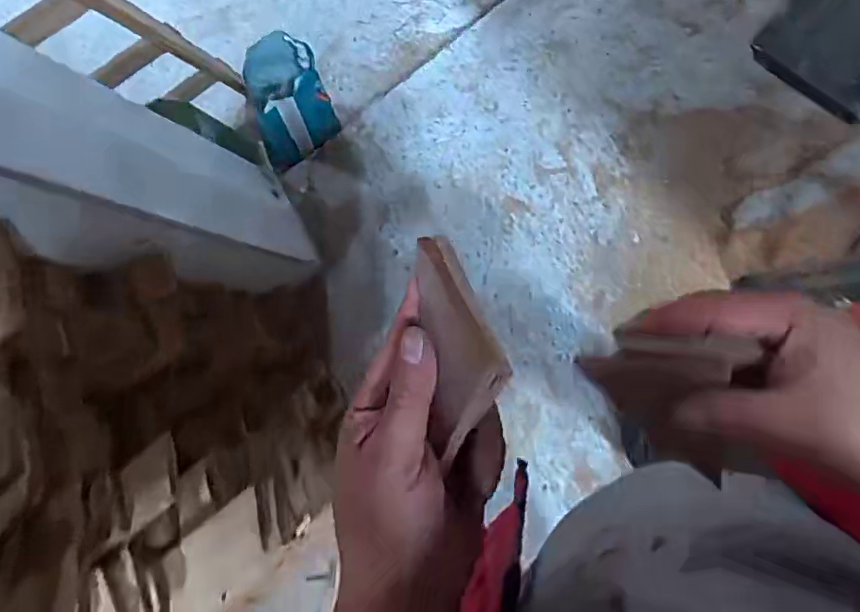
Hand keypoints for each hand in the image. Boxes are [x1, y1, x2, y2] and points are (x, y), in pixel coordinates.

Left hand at [335, 280, 505, 611]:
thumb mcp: (392, 456)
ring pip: (468, 403)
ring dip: (472, 432)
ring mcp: (435, 439)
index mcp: (374, 409)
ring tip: (461, 465)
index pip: (397, 350)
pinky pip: (484, 437)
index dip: (413, 316)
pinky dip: (483, 458)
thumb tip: (417, 334)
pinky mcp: (463, 461)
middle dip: (458, 377)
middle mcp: (405, 415)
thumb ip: (408, 394)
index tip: (428, 279)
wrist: (414, 597)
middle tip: (475, 360)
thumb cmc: (388, 522)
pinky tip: (471, 485)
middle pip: (439, 371)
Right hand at [584, 292, 859, 511]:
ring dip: (693, 361)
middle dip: (671, 340)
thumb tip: (666, 411)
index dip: (661, 324)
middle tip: (629, 361)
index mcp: (784, 311)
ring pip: (729, 344)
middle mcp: (785, 315)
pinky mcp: (805, 367)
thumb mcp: (794, 425)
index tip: (619, 340)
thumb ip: (725, 412)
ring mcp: (797, 340)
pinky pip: (748, 365)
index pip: (707, 310)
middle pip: (713, 320)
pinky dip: (719, 378)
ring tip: (654, 377)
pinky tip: (700, 395)